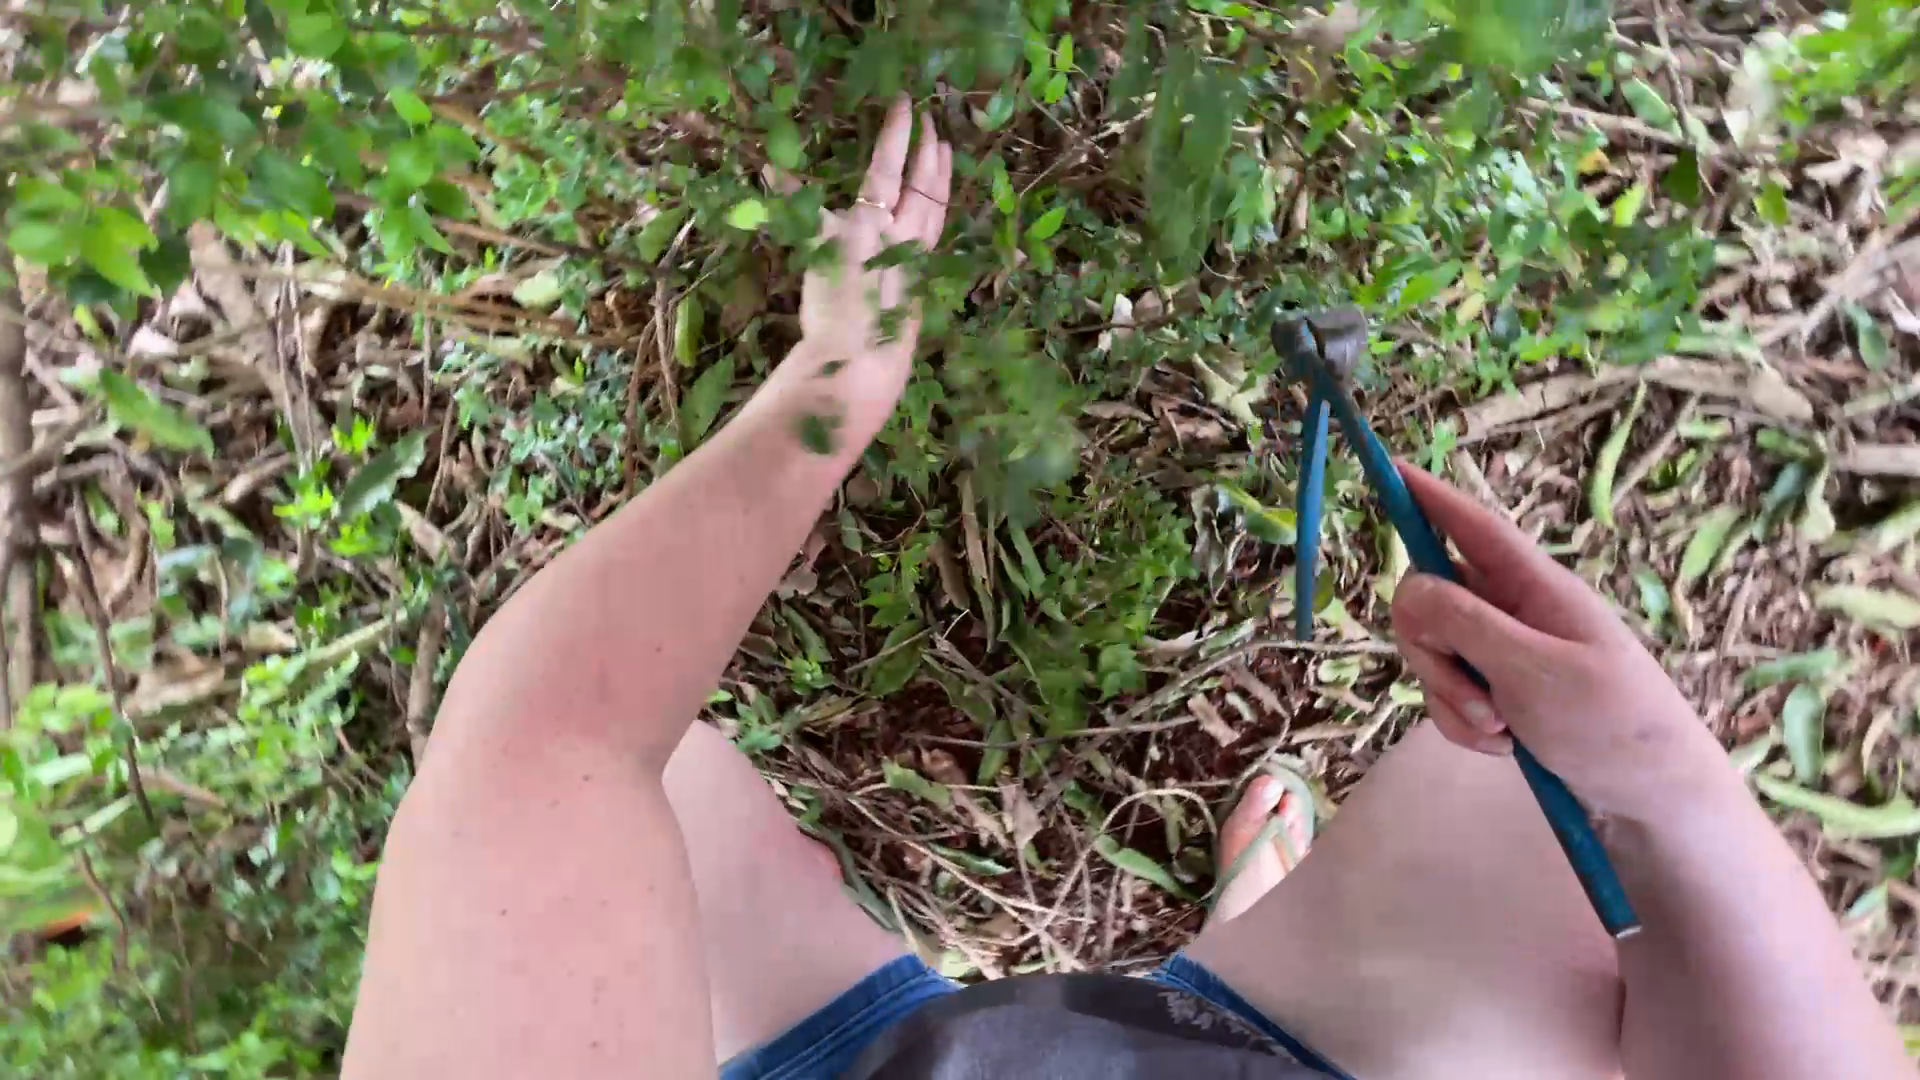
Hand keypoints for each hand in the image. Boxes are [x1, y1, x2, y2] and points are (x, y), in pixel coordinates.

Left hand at [783, 95, 950, 441]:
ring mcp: (871, 238)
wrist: (861, 369)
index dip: (938, 185)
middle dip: (924, 157)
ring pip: (887, 181)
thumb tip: (893, 306)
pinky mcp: (836, 242)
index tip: (945, 153)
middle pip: (919, 191)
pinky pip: (808, 209)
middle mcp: (899, 245)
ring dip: (893, 146)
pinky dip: (789, 188)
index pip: (931, 217)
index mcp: (914, 265)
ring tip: (903, 115)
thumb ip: (895, 300)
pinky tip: (772, 166)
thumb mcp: (894, 324)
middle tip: (930, 122)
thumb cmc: (879, 357)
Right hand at [1388, 465, 1735, 821]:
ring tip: (1498, 726)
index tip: (1389, 466)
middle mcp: (1507, 609)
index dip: (1430, 495)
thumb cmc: (1614, 725)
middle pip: (1425, 597)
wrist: (1649, 803)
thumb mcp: (1537, 670)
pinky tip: (1500, 740)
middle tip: (1471, 692)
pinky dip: (1458, 718)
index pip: (1471, 526)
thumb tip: (1408, 588)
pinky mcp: (1487, 684)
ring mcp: (1495, 647)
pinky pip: (1438, 688)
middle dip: (1431, 650)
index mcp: (1533, 587)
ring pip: (1425, 647)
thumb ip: (1466, 623)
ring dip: (1448, 693)